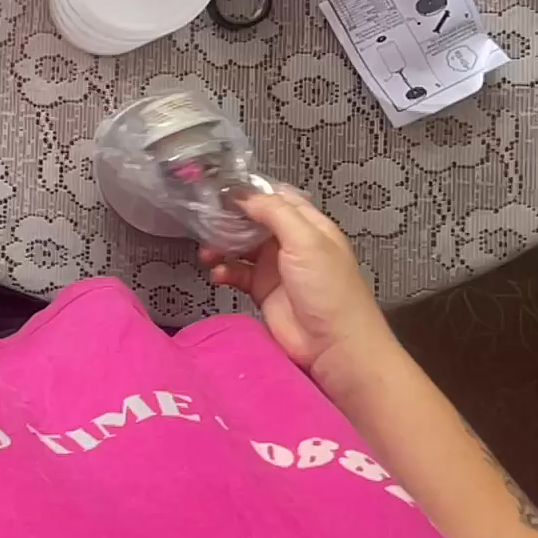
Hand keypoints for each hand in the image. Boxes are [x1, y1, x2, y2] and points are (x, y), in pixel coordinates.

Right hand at [200, 188, 398, 386]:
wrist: (334, 348)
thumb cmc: (327, 290)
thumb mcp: (306, 241)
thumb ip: (274, 212)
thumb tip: (240, 194)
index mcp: (308, 226)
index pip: (275, 197)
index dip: (249, 192)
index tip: (219, 189)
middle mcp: (290, 242)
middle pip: (252, 220)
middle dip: (228, 218)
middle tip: (204, 218)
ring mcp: (275, 267)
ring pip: (240, 245)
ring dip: (221, 245)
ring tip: (207, 252)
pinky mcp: (261, 289)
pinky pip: (236, 272)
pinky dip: (223, 271)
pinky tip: (218, 275)